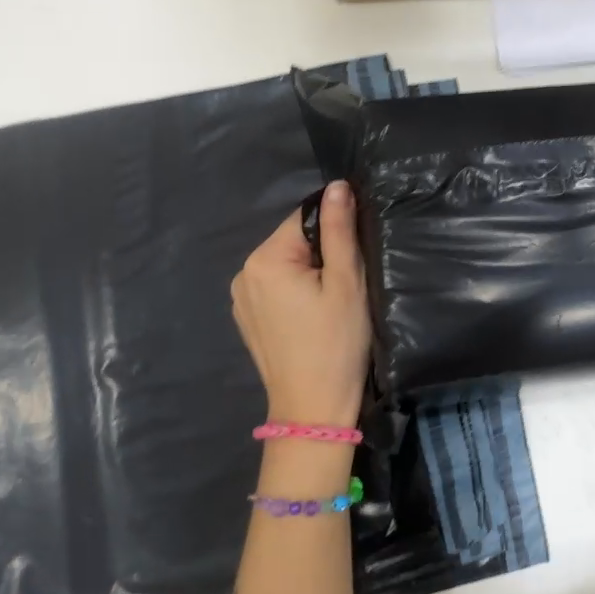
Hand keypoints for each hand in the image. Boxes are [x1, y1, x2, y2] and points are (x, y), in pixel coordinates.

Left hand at [231, 181, 371, 426]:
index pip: (305, 218)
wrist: (312, 408)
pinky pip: (276, 288)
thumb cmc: (336, 342)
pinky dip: (296, 293)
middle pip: (294, 241)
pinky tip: (313, 319)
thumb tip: (337, 186)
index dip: (335, 232)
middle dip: (322, 254)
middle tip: (347, 286)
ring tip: (332, 304)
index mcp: (265, 259)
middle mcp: (244, 272)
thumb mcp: (346, 281)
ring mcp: (241, 298)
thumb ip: (339, 230)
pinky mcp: (247, 319)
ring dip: (310, 273)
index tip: (354, 259)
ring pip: (286, 265)